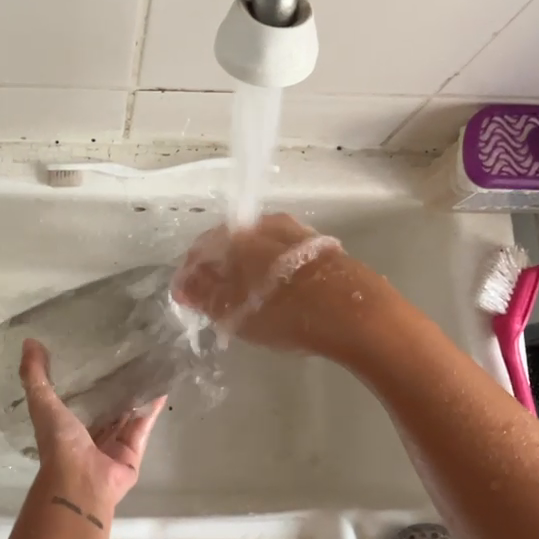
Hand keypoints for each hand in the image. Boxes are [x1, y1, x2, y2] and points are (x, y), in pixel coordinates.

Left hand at [19, 339, 162, 508]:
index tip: (93, 354)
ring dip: (135, 397)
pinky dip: (151, 409)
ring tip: (148, 368)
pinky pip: (143, 427)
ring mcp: (112, 447)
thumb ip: (35, 376)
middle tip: (126, 358)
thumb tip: (29, 342)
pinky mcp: (132, 453)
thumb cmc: (59, 443)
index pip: (76, 400)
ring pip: (126, 417)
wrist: (80, 482)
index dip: (84, 380)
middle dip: (114, 389)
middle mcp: (89, 437)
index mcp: (65, 427)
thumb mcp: (42, 404)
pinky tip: (160, 388)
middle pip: (104, 409)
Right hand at [171, 213, 389, 356]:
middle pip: (232, 245)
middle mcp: (265, 225)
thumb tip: (183, 285)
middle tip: (216, 301)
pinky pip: (284, 257)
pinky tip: (278, 296)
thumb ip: (204, 295)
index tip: (189, 299)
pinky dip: (273, 273)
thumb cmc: (284, 313)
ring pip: (260, 249)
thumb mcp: (233, 312)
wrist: (355, 313)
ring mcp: (297, 233)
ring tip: (248, 301)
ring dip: (248, 271)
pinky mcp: (321, 248)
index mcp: (238, 235)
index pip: (202, 248)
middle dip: (220, 271)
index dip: (191, 275)